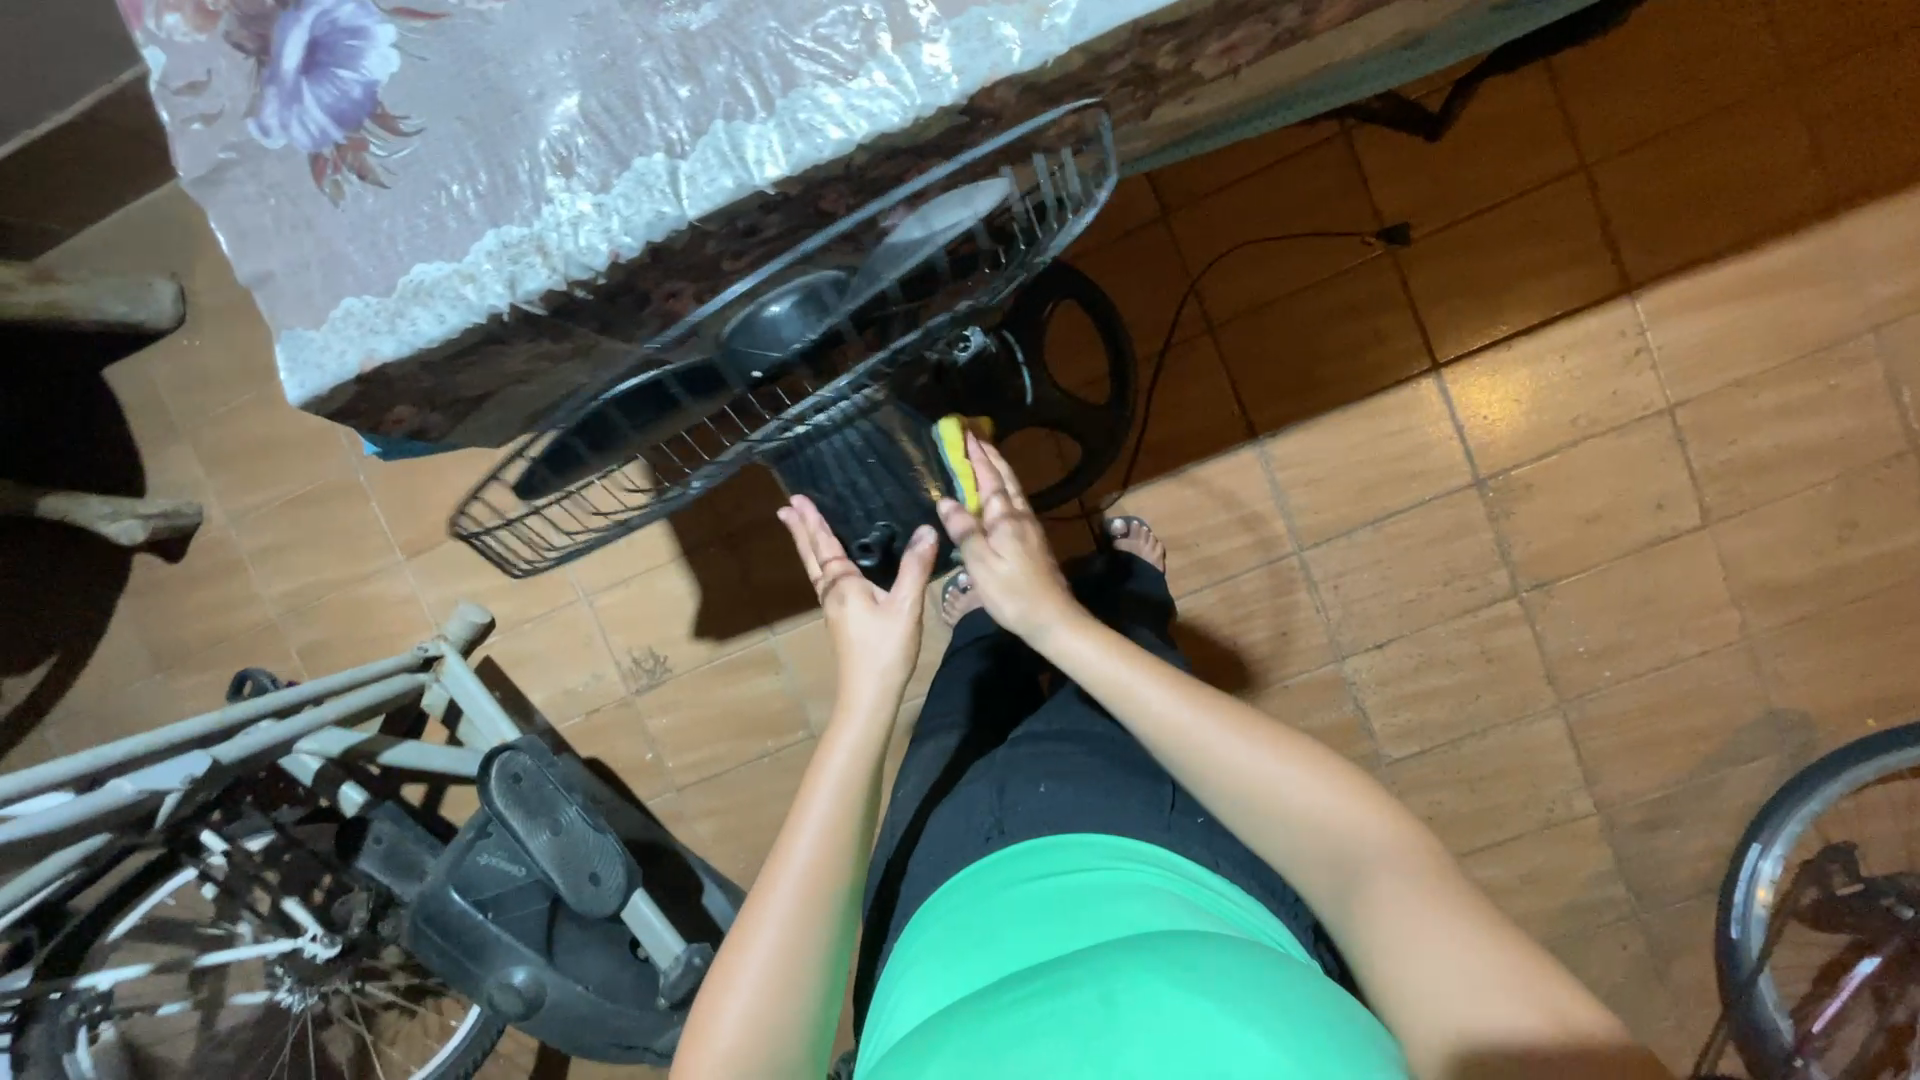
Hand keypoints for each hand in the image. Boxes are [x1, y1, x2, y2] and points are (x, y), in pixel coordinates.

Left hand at [776, 494, 937, 712]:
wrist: (869, 694)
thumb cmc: (886, 649)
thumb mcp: (906, 606)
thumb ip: (915, 567)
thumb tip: (926, 530)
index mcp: (843, 585)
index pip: (825, 545)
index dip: (812, 521)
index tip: (796, 500)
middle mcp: (832, 593)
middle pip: (813, 556)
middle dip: (801, 531)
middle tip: (785, 508)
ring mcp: (833, 608)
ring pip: (816, 569)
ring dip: (808, 546)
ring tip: (800, 529)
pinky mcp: (841, 621)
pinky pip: (826, 581)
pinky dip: (822, 564)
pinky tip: (831, 568)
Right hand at [934, 433, 1082, 640]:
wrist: (1051, 618)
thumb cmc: (1012, 592)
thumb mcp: (980, 563)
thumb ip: (964, 530)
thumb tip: (946, 500)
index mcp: (1006, 518)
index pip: (989, 478)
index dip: (977, 456)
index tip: (965, 434)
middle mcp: (1020, 516)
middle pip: (1005, 479)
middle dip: (990, 457)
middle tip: (975, 439)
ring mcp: (1030, 529)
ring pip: (1012, 491)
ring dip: (998, 472)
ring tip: (984, 460)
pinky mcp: (1033, 542)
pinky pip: (1014, 505)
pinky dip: (1002, 492)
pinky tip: (996, 500)